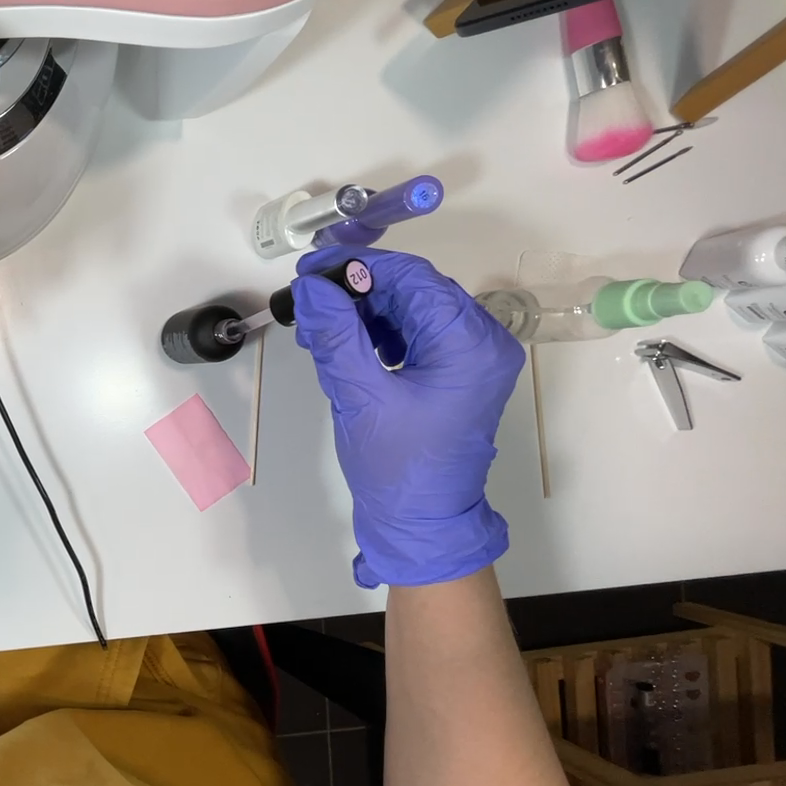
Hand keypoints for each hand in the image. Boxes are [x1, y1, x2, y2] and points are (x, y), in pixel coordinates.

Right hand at [291, 247, 524, 587]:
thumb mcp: (359, 396)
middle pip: (414, 291)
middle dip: (357, 289)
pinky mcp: (450, 373)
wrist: (418, 518)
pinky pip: (412, 335)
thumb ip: (336, 336)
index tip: (308, 271)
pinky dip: (375, 332)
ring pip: (410, 311)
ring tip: (317, 326)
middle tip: (305, 299)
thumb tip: (310, 287)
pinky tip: (341, 342)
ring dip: (362, 311)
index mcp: (470, 344)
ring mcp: (467, 358)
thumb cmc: (394, 462)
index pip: (414, 279)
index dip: (359, 267)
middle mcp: (480, 342)